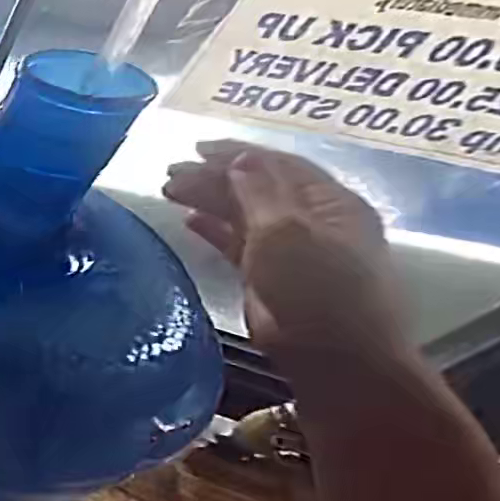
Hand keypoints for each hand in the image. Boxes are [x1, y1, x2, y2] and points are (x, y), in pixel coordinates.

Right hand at [163, 140, 402, 363]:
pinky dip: (211, 228)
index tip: (196, 148)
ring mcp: (287, 249)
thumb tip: (240, 160)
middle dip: (214, 176)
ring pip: (241, 213)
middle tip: (170, 172)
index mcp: (328, 204)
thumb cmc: (318, 287)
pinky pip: (234, 242)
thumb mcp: (288, 232)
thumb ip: (261, 193)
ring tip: (168, 189)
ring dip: (206, 198)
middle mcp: (309, 221)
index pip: (278, 166)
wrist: (331, 352)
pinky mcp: (264, 274)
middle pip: (255, 187)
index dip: (238, 153)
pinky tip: (187, 220)